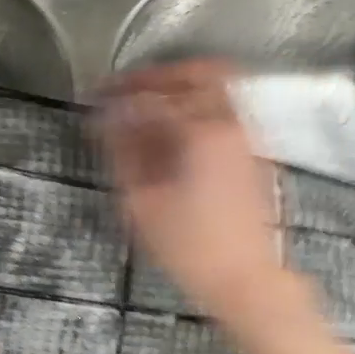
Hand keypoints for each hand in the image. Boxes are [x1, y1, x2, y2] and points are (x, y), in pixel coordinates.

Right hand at [98, 60, 285, 323]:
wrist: (246, 279)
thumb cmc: (189, 249)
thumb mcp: (142, 204)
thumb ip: (123, 153)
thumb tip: (109, 120)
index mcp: (200, 131)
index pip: (154, 92)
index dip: (121, 90)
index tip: (98, 95)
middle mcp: (230, 123)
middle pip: (197, 73)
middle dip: (159, 76)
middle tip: (130, 90)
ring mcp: (248, 137)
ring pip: (218, 89)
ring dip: (183, 89)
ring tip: (153, 110)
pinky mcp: (255, 155)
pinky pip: (228, 113)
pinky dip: (201, 110)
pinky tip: (179, 136)